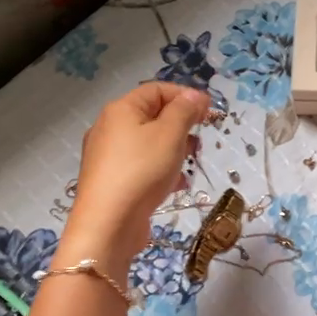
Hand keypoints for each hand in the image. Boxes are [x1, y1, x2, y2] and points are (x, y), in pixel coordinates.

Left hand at [61, 82, 209, 270]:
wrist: (107, 226)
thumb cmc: (142, 171)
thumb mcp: (171, 134)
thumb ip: (185, 110)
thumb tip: (195, 95)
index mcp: (121, 110)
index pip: (157, 90)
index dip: (185, 96)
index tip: (209, 112)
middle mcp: (109, 128)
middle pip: (152, 116)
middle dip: (181, 126)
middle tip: (199, 141)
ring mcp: (107, 157)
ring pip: (148, 143)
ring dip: (174, 150)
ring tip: (189, 164)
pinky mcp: (111, 181)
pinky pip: (141, 166)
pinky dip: (160, 170)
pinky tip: (176, 185)